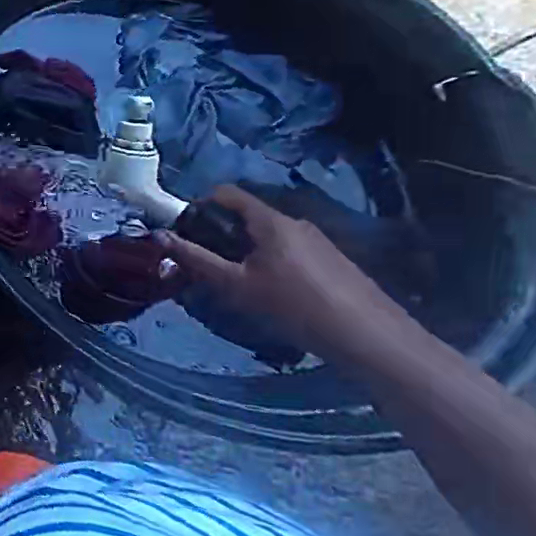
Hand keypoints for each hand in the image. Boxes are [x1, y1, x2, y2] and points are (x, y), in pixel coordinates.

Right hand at [157, 185, 420, 363]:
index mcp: (271, 221)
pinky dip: (273, 262)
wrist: (376, 342)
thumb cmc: (297, 306)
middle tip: (208, 261)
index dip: (200, 204)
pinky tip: (276, 294)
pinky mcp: (337, 263)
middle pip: (248, 216)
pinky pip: (292, 251)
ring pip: (270, 236)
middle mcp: (296, 223)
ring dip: (249, 250)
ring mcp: (321, 243)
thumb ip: (196, 259)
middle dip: (222, 233)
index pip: (227, 193)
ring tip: (240, 281)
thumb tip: (159, 235)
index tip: (186, 229)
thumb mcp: (237, 285)